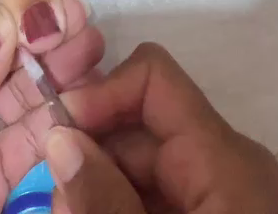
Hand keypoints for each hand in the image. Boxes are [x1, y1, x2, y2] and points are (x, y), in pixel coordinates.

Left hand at [0, 2, 105, 213]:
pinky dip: (60, 131)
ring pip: (24, 105)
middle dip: (40, 42)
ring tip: (92, 50)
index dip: (5, 14)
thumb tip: (6, 19)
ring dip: (58, 79)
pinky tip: (84, 102)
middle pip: (3, 67)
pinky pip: (32, 155)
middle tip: (79, 18)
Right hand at [52, 43, 277, 213]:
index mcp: (222, 158)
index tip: (57, 139)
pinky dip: (123, 213)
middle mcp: (225, 168)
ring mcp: (224, 204)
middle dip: (88, 162)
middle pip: (137, 132)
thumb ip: (106, 202)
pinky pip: (161, 206)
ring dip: (100, 198)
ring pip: (141, 175)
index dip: (100, 94)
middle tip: (52, 209)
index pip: (152, 78)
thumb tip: (60, 137)